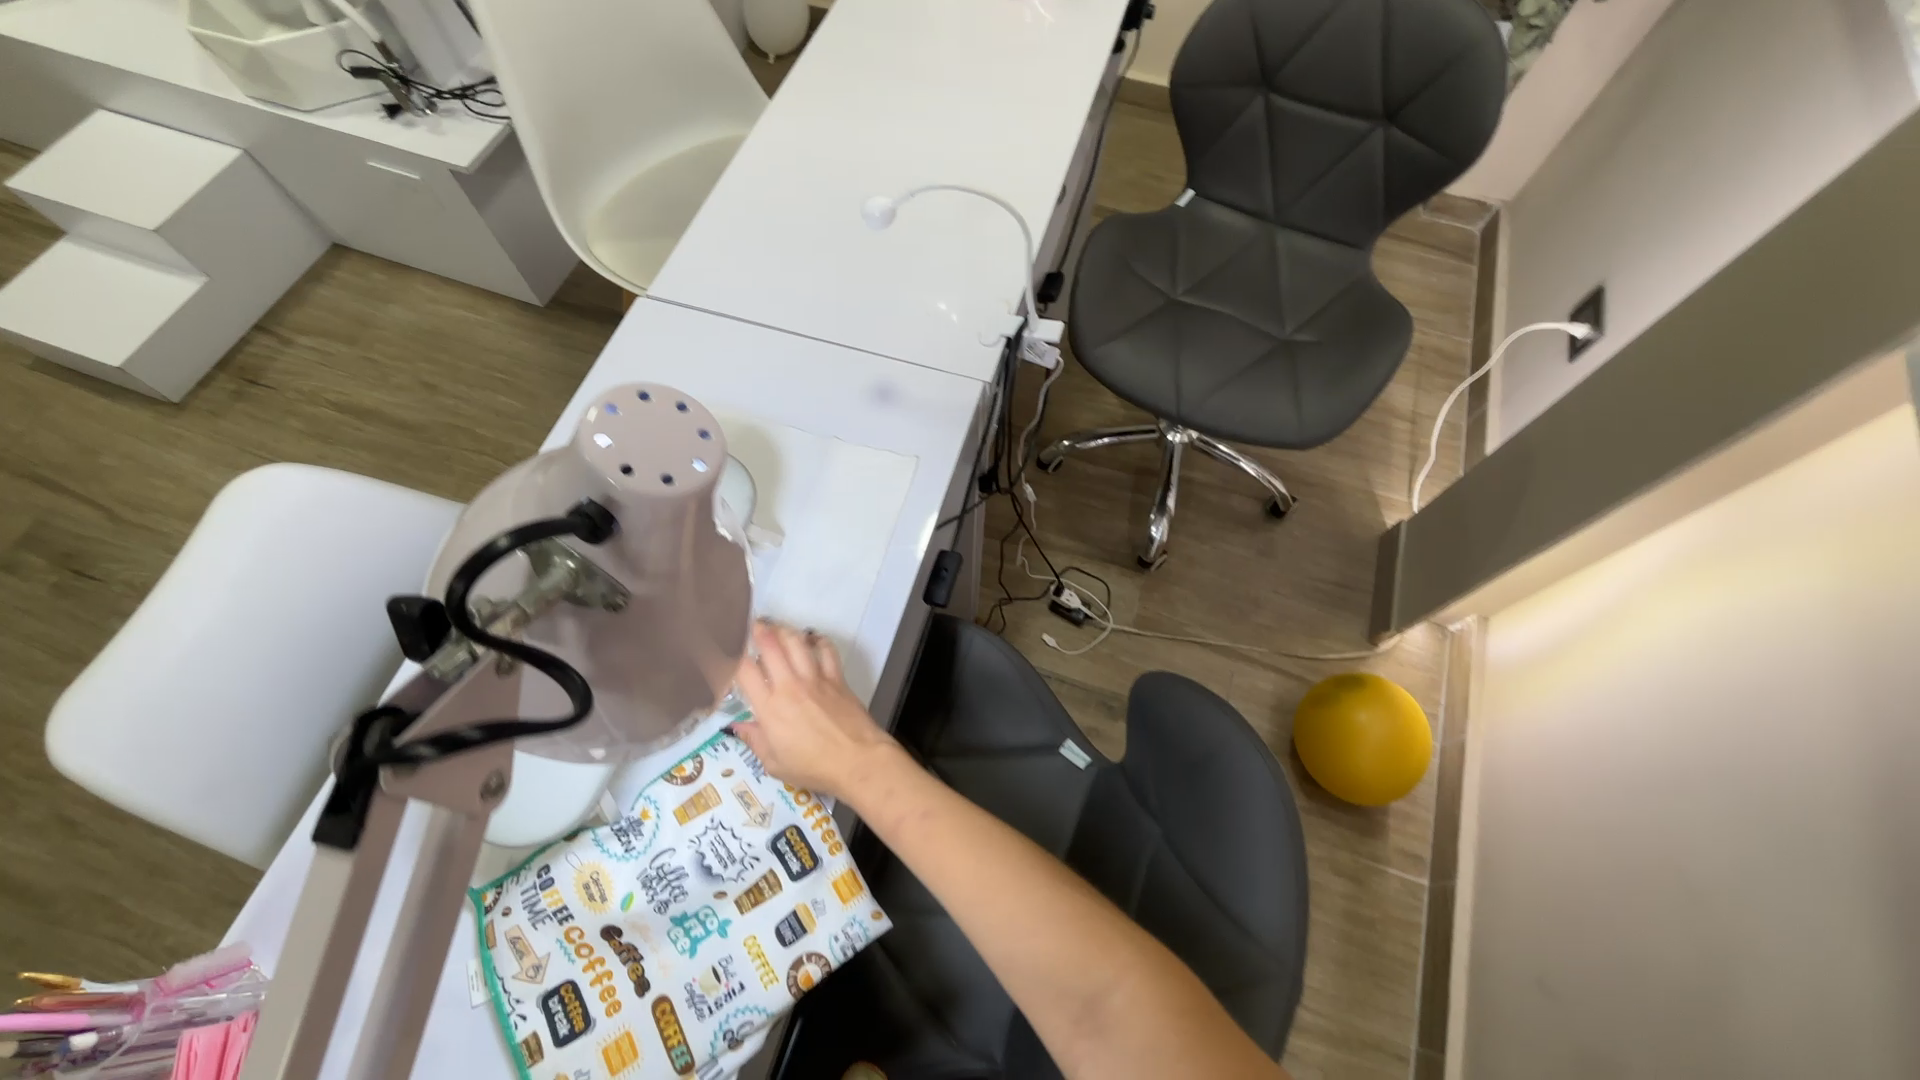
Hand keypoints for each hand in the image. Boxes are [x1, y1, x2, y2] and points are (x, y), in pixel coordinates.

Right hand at [730, 620, 898, 798]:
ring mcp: (816, 679)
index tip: (724, 648)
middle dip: (758, 630)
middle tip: (752, 625)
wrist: (858, 761)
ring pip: (797, 642)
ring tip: (776, 628)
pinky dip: (818, 641)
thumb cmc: (814, 767)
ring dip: (784, 630)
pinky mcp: (837, 678)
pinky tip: (812, 639)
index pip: (743, 670)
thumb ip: (755, 741)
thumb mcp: (775, 764)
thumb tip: (737, 726)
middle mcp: (790, 686)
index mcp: (770, 707)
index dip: (730, 655)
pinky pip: (826, 651)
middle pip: (771, 645)